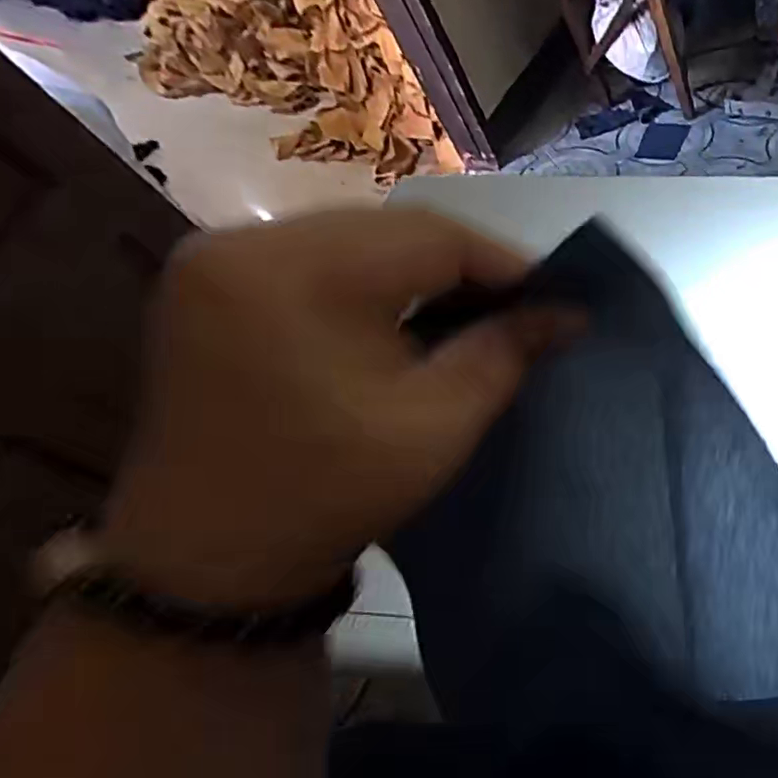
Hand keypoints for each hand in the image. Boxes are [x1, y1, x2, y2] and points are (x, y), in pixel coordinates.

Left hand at [100, 209, 581, 604]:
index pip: (431, 235)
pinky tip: (410, 319)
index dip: (506, 263)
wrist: (218, 550)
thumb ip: (506, 353)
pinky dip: (378, 284)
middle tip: (524, 310)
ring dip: (424, 273)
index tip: (557, 300)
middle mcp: (244, 242)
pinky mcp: (210, 288)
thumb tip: (568, 314)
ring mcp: (215, 261)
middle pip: (389, 228)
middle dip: (468, 267)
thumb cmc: (339, 489)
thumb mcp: (441, 422)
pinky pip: (317, 262)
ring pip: (354, 239)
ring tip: (478, 315)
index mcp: (300, 273)